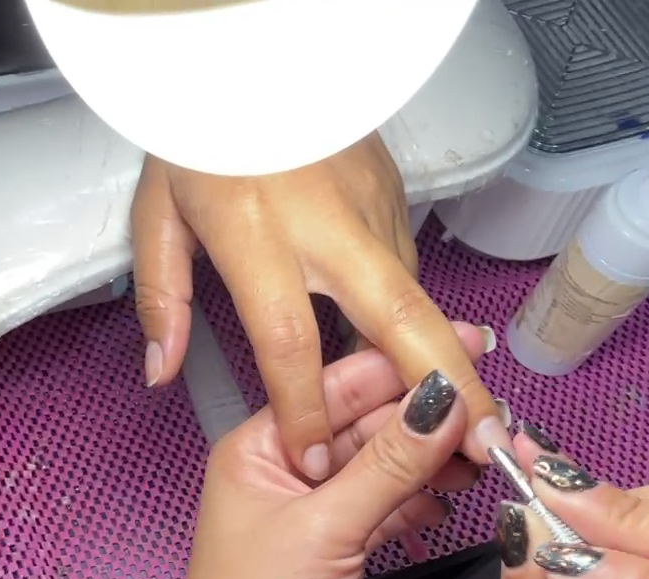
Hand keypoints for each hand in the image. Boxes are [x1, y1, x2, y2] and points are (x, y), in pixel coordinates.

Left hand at [131, 135, 505, 481]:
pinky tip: (421, 361)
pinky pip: (408, 277)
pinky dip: (418, 325)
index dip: (304, 410)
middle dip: (448, 392)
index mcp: (257, 235)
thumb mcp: (159, 214)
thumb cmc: (200, 131)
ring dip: (446, 363)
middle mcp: (327, 227)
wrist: (249, 46)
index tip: (316, 462)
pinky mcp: (393, 197)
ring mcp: (371, 209)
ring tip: (472, 422)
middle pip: (400, 320)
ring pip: (414, 302)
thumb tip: (162, 371)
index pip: (287, 342)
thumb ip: (161, 299)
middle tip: (489, 446)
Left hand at [158, 328, 486, 578]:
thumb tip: (445, 396)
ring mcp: (309, 509)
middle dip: (428, 421)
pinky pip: (382, 508)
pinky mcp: (333, 547)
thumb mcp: (327, 529)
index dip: (407, 368)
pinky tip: (449, 502)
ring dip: (429, 463)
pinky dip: (416, 503)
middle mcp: (282, 468)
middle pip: (365, 425)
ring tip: (484, 460)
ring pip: (380, 468)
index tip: (473, 351)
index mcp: (260, 444)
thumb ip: (390, 464)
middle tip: (495, 418)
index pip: (340, 386)